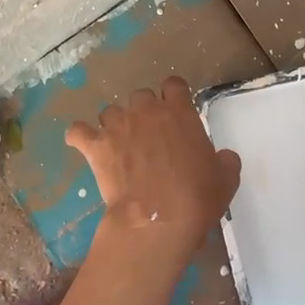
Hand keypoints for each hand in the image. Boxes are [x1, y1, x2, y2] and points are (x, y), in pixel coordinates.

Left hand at [65, 77, 240, 239]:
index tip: (174, 112)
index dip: (174, 97)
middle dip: (143, 111)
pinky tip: (86, 145)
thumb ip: (224, 160)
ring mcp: (117, 127)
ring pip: (110, 112)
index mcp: (179, 112)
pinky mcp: (96, 147)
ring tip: (119, 146)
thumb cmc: (197, 197)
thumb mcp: (226, 178)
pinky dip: (80, 136)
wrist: (159, 219)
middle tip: (149, 136)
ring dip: (115, 125)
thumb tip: (223, 157)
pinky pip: (77, 131)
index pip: (174, 85)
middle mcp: (146, 111)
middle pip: (140, 96)